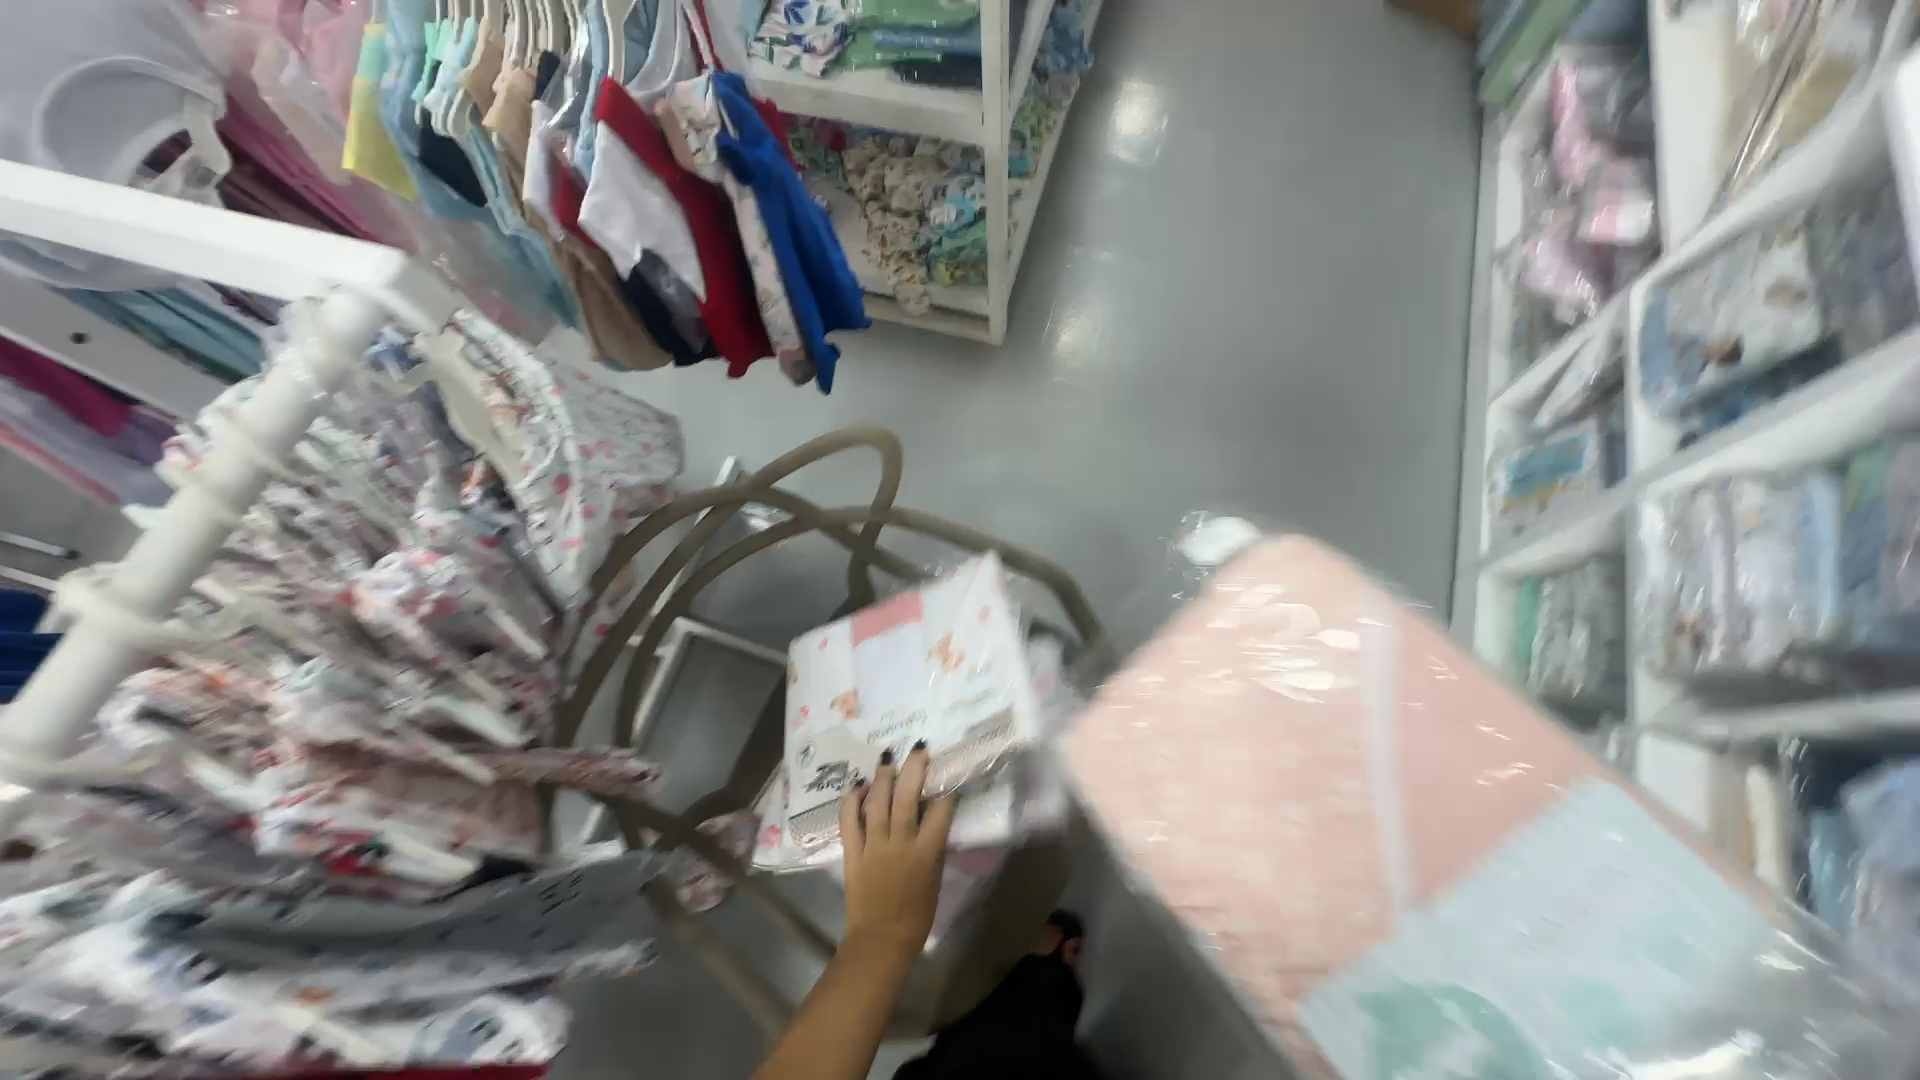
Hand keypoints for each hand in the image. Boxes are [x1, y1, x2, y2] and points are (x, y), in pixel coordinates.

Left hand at [839, 744, 955, 957]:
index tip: (949, 779)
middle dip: (914, 768)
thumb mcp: (935, 877)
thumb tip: (933, 818)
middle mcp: (900, 843)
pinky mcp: (852, 852)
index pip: (941, 811)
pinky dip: (852, 800)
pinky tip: (857, 785)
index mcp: (926, 852)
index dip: (947, 791)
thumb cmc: (916, 915)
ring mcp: (873, 846)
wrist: (881, 941)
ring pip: (878, 801)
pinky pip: (849, 820)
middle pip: (907, 796)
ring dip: (883, 776)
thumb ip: (934, 846)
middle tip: (919, 749)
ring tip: (888, 758)